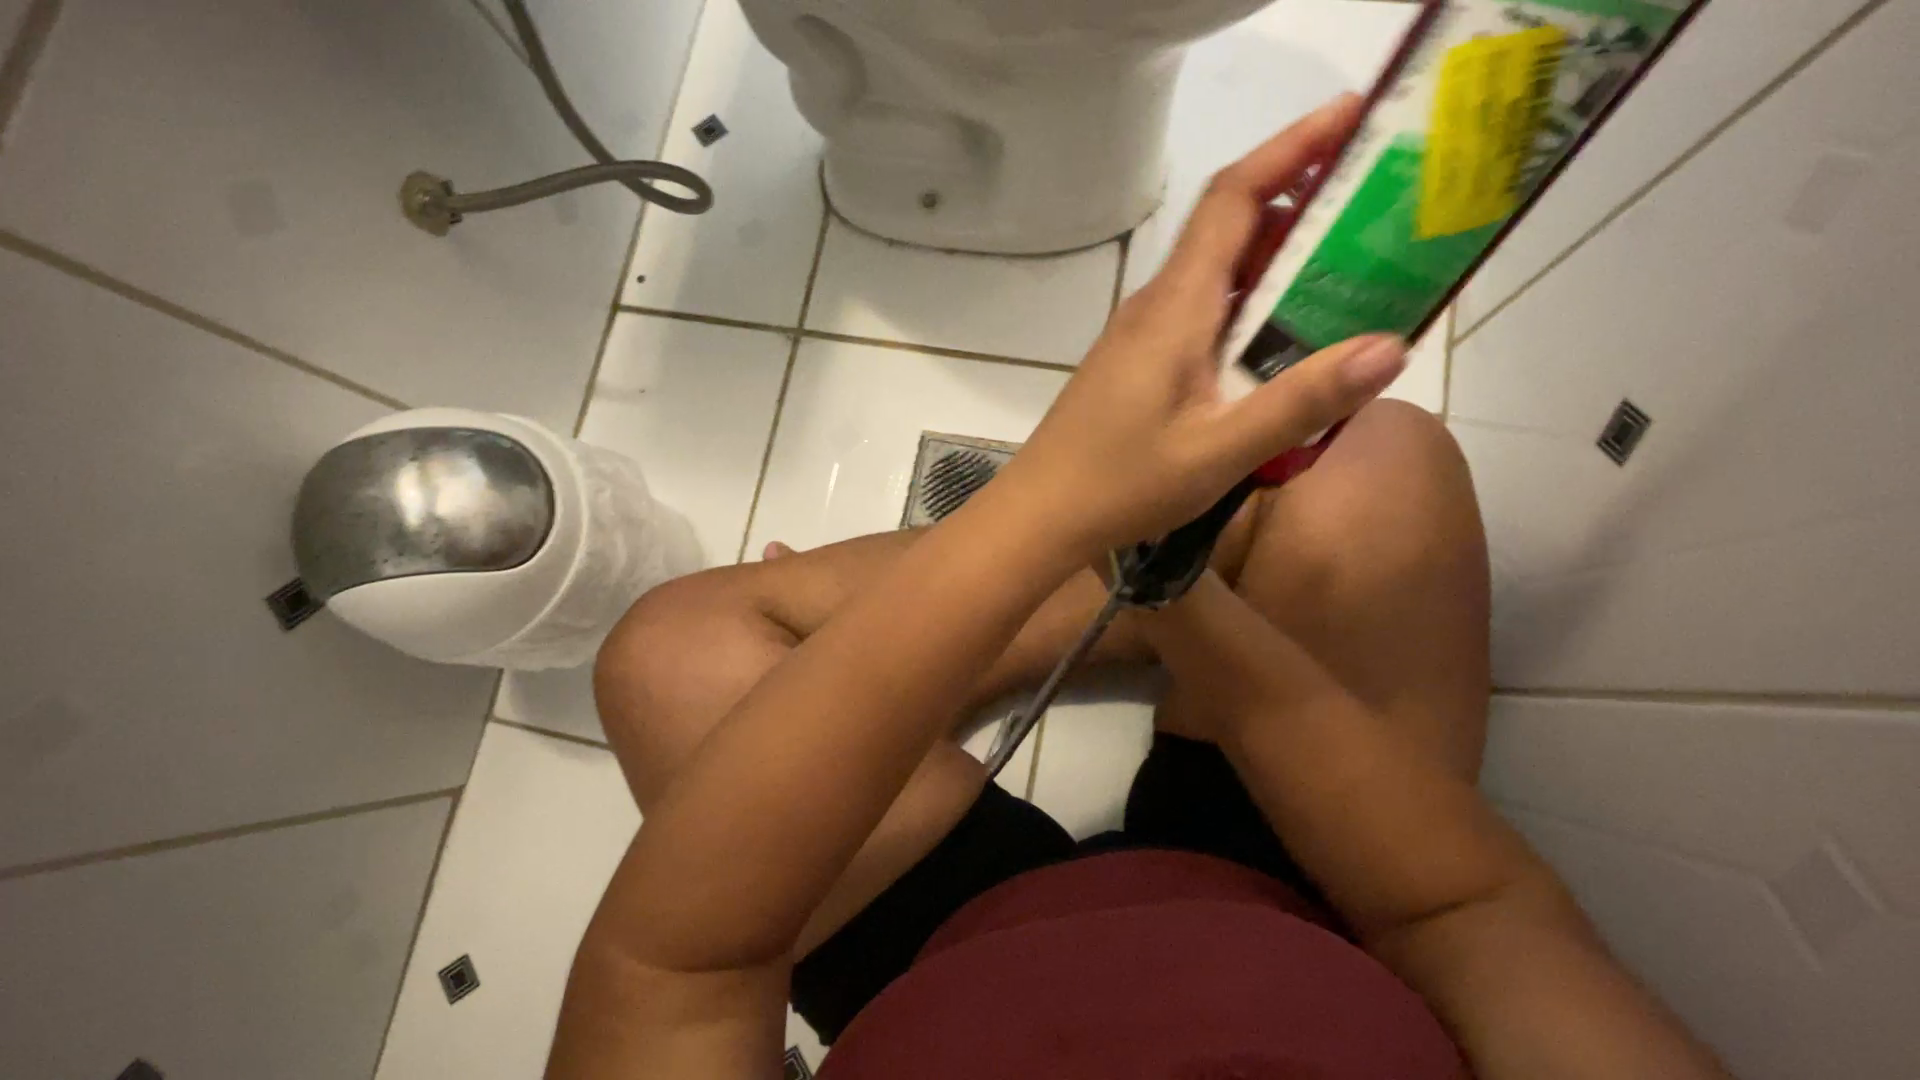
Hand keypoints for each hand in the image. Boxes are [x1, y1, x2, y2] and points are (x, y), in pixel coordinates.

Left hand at [998, 94, 1408, 554]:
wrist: (1041, 512)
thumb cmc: (1121, 483)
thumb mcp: (1219, 450)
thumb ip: (1299, 402)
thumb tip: (1389, 347)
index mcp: (1176, 307)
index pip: (1232, 199)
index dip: (1291, 148)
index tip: (1351, 116)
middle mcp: (1158, 303)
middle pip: (1230, 228)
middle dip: (1300, 204)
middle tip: (1378, 206)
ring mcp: (1144, 331)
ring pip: (1218, 273)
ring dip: (1278, 261)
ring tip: (1350, 269)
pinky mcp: (1140, 360)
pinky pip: (1204, 312)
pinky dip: (1251, 305)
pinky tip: (1284, 341)